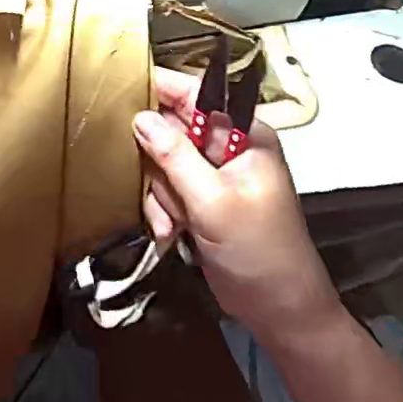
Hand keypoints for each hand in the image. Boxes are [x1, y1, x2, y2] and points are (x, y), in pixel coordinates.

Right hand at [135, 68, 344, 340]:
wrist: (280, 313)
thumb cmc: (259, 253)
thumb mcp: (214, 202)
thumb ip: (176, 157)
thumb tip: (141, 117)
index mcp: (243, 133)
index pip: (196, 94)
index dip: (161, 88)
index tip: (122, 89)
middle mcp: (226, 146)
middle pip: (171, 128)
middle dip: (159, 163)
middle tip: (163, 190)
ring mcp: (211, 173)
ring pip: (162, 160)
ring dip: (160, 193)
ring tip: (174, 222)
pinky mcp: (199, 198)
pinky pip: (165, 188)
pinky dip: (163, 209)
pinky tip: (170, 232)